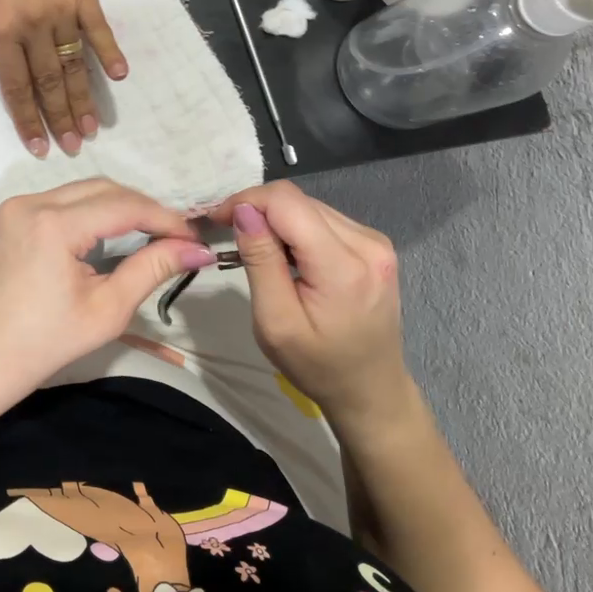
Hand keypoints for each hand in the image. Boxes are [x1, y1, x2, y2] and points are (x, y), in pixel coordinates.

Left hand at [0, 0, 125, 156]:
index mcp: (1, 30)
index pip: (16, 85)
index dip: (27, 118)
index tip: (38, 146)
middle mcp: (33, 24)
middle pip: (49, 82)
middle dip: (60, 118)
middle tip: (73, 147)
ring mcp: (63, 9)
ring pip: (74, 63)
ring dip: (84, 98)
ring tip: (92, 128)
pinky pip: (99, 30)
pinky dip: (109, 53)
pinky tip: (119, 77)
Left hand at [0, 179, 212, 395]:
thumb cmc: (44, 344)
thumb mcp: (107, 310)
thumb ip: (152, 269)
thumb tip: (198, 249)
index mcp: (52, 224)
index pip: (123, 205)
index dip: (164, 218)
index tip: (194, 238)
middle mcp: (29, 202)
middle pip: (101, 188)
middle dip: (142, 208)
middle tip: (174, 237)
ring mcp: (12, 207)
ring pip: (78, 191)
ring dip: (114, 207)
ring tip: (147, 235)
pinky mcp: (5, 216)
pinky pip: (56, 202)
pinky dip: (85, 212)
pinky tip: (105, 236)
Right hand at [210, 181, 416, 423]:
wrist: (370, 390)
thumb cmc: (317, 365)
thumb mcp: (275, 321)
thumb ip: (260, 261)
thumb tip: (244, 211)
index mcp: (344, 266)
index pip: (286, 202)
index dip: (246, 201)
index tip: (217, 221)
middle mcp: (367, 244)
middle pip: (297, 201)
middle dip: (257, 211)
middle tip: (230, 238)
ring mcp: (375, 242)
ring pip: (308, 206)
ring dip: (276, 220)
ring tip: (258, 252)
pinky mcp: (374, 246)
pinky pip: (322, 219)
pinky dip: (295, 229)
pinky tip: (288, 257)